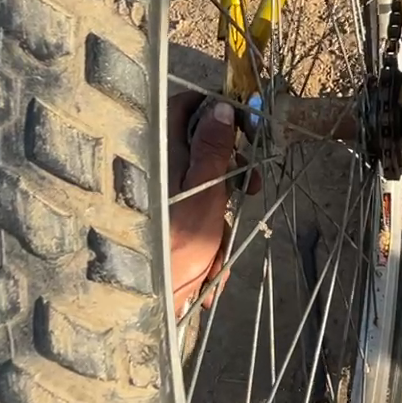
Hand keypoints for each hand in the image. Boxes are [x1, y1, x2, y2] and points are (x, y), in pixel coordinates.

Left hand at [168, 93, 239, 315]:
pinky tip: (211, 255)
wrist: (148, 298)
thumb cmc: (178, 239)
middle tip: (253, 185)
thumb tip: (221, 105)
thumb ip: (214, 147)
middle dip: (232, 165)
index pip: (186, 105)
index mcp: (162, 148)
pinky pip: (196, 210)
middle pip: (200, 143)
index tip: (247, 128)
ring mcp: (162, 191)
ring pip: (203, 179)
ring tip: (226, 236)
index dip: (217, 109)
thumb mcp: (205, 189)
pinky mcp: (167, 218)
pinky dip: (209, 227)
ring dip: (224, 204)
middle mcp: (158, 164)